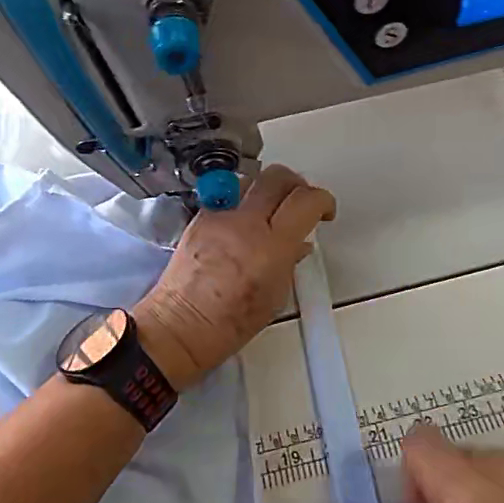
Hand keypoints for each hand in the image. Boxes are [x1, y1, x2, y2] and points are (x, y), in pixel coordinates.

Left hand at [132, 165, 334, 391]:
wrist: (181, 325)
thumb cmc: (225, 323)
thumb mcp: (275, 296)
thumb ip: (289, 262)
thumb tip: (296, 244)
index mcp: (272, 248)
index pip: (305, 201)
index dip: (322, 200)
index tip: (323, 209)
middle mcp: (245, 225)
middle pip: (277, 177)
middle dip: (295, 183)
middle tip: (298, 200)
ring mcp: (218, 219)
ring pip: (248, 181)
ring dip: (263, 190)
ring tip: (268, 209)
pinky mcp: (198, 220)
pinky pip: (224, 199)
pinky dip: (237, 205)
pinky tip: (239, 224)